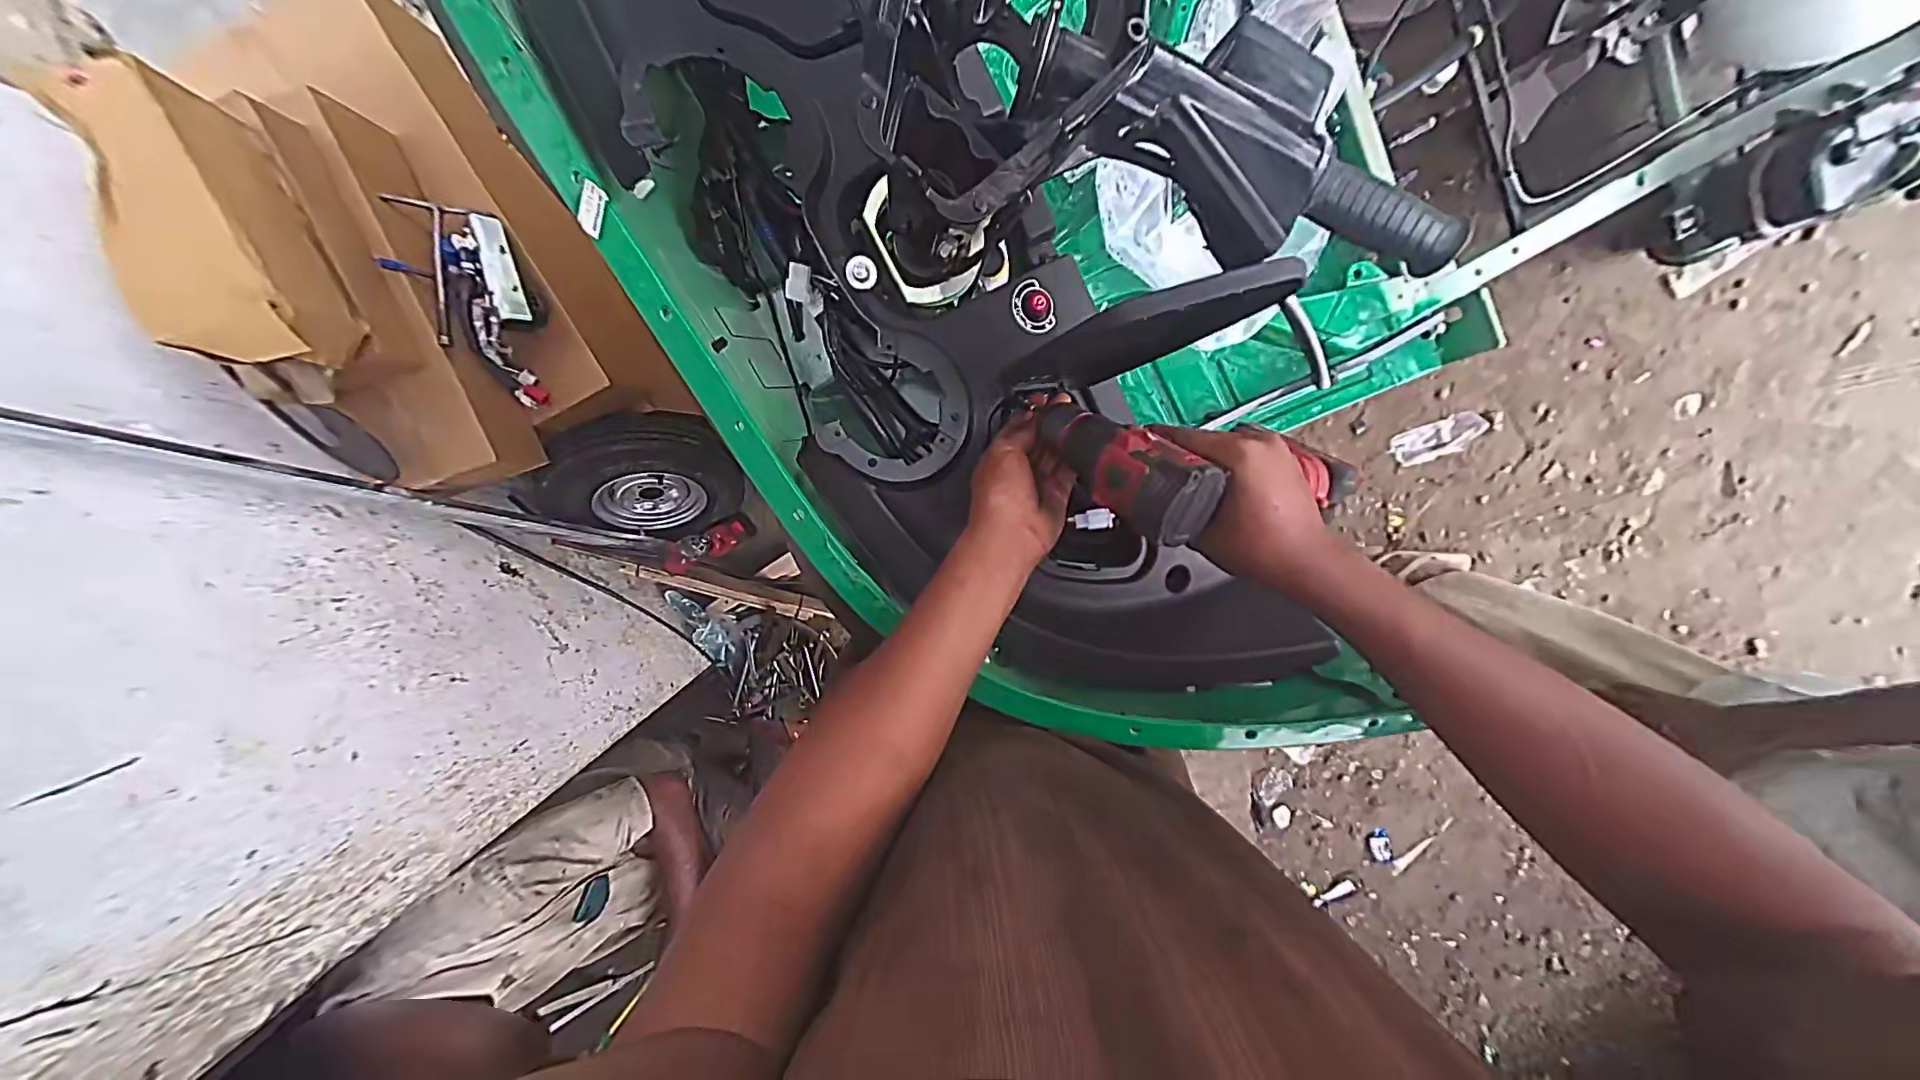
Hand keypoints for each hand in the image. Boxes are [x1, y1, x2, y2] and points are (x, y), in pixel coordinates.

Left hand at [964, 410, 1073, 570]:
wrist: (1011, 534)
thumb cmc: (997, 499)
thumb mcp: (1005, 451)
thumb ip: (1022, 430)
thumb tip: (1034, 415)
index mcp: (999, 455)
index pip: (1019, 426)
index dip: (1033, 412)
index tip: (1046, 400)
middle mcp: (1019, 469)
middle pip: (1039, 438)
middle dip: (1052, 422)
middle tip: (1065, 406)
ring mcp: (1038, 483)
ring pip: (1055, 453)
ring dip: (1065, 438)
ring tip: (1076, 421)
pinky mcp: (1056, 495)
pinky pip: (1069, 472)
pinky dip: (1075, 459)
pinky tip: (1081, 446)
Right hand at [1149, 424, 1343, 586]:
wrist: (1307, 561)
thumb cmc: (1264, 548)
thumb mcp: (1204, 530)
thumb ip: (1177, 506)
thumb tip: (1159, 496)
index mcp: (1241, 452)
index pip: (1187, 437)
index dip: (1159, 441)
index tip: (1142, 444)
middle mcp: (1261, 443)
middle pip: (1208, 438)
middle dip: (1183, 452)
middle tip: (1162, 467)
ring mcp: (1278, 450)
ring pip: (1228, 444)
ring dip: (1207, 457)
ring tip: (1188, 476)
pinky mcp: (1286, 461)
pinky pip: (1247, 453)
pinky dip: (1230, 462)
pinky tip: (1218, 481)